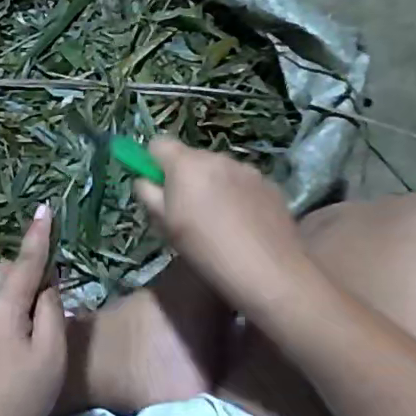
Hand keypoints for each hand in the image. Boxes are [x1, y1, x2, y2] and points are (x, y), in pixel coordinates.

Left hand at [0, 205, 66, 415]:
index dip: (39, 235)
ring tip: (28, 327)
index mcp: (0, 301)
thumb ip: (51, 311)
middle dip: (25, 274)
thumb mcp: (50, 358)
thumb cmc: (16, 402)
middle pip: (5, 271)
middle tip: (49, 300)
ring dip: (9, 293)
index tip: (44, 208)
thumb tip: (46, 284)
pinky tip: (5, 339)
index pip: (26, 260)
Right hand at [132, 138, 309, 308]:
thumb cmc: (205, 249)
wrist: (269, 271)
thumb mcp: (164, 225)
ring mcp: (247, 169)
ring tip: (218, 220)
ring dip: (211, 185)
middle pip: (190, 157)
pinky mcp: (270, 184)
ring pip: (217, 169)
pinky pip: (241, 181)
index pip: (157, 143)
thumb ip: (148, 195)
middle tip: (186, 211)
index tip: (157, 188)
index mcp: (185, 164)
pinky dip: (236, 194)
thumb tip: (146, 180)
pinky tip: (242, 224)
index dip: (152, 163)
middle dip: (184, 176)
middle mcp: (217, 157)